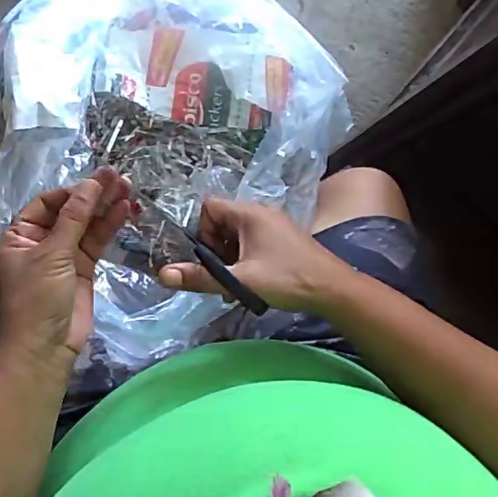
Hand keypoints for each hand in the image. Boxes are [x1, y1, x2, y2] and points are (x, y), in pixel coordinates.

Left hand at [0, 169, 132, 376]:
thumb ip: (74, 218)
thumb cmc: (36, 299)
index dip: (73, 191)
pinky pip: (95, 242)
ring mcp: (62, 256)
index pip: (47, 203)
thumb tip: (91, 184)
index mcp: (19, 236)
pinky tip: (124, 210)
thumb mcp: (52, 255)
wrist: (45, 349)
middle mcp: (39, 242)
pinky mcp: (82, 270)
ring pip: (86, 225)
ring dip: (105, 208)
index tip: (98, 181)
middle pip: (69, 211)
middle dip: (93, 195)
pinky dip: (109, 227)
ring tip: (129, 188)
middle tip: (120, 177)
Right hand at [159, 197, 356, 313]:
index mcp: (248, 213)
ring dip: (228, 259)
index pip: (207, 207)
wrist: (334, 289)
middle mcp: (259, 213)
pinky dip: (243, 260)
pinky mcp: (281, 240)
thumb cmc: (287, 278)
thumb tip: (163, 274)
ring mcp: (272, 226)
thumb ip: (200, 277)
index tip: (205, 257)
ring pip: (235, 236)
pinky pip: (250, 243)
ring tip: (234, 285)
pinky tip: (249, 284)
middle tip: (219, 276)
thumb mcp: (240, 280)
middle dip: (213, 250)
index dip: (199, 230)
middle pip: (220, 222)